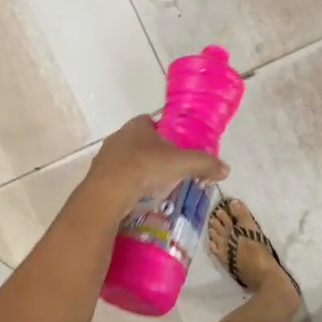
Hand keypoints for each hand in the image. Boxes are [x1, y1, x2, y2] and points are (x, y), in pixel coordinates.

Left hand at [82, 116, 228, 208]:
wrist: (108, 193)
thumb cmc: (146, 168)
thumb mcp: (182, 164)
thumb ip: (204, 163)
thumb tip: (225, 169)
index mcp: (136, 125)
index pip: (151, 122)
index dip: (163, 132)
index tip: (175, 148)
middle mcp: (118, 137)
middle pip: (138, 142)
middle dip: (152, 154)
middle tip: (168, 171)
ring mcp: (104, 158)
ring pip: (125, 161)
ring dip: (138, 172)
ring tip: (153, 189)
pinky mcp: (96, 178)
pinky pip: (115, 180)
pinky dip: (126, 188)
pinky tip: (136, 200)